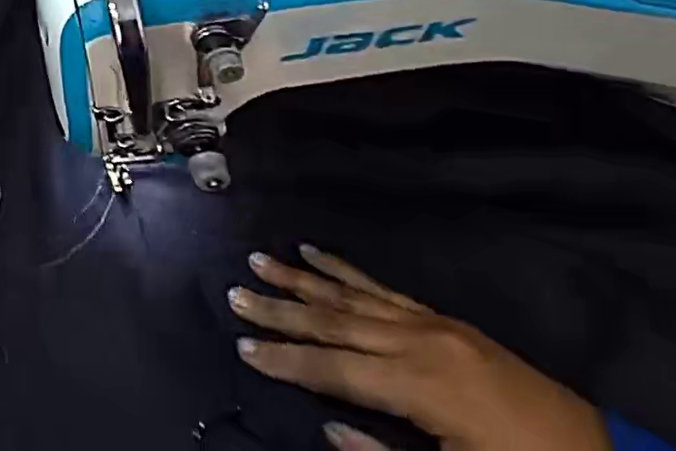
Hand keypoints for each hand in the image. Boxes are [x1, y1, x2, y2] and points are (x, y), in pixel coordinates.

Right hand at [229, 245, 608, 450]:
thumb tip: (327, 423)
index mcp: (421, 386)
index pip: (336, 368)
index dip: (286, 359)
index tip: (243, 345)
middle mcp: (418, 340)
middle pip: (335, 321)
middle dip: (282, 308)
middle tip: (235, 291)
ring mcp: (429, 322)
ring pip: (350, 295)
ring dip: (302, 279)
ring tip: (261, 261)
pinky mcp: (439, 317)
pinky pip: (381, 287)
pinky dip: (344, 269)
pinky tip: (316, 253)